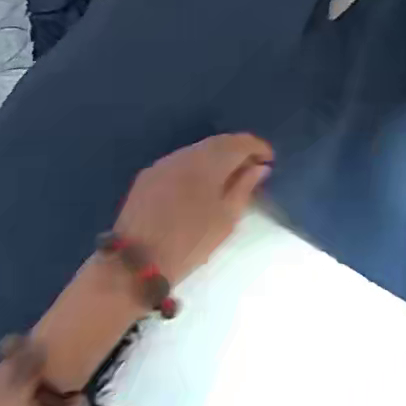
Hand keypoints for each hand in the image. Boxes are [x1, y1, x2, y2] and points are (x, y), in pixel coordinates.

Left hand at [113, 133, 272, 286]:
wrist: (135, 263)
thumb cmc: (190, 243)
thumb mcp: (226, 219)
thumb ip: (245, 187)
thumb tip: (259, 167)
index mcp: (208, 163)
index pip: (240, 142)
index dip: (258, 147)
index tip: (270, 160)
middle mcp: (185, 154)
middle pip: (218, 142)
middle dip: (238, 150)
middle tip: (253, 167)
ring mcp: (163, 163)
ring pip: (197, 150)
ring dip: (217, 157)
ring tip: (229, 177)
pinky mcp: (148, 175)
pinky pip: (180, 161)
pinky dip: (196, 166)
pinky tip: (201, 184)